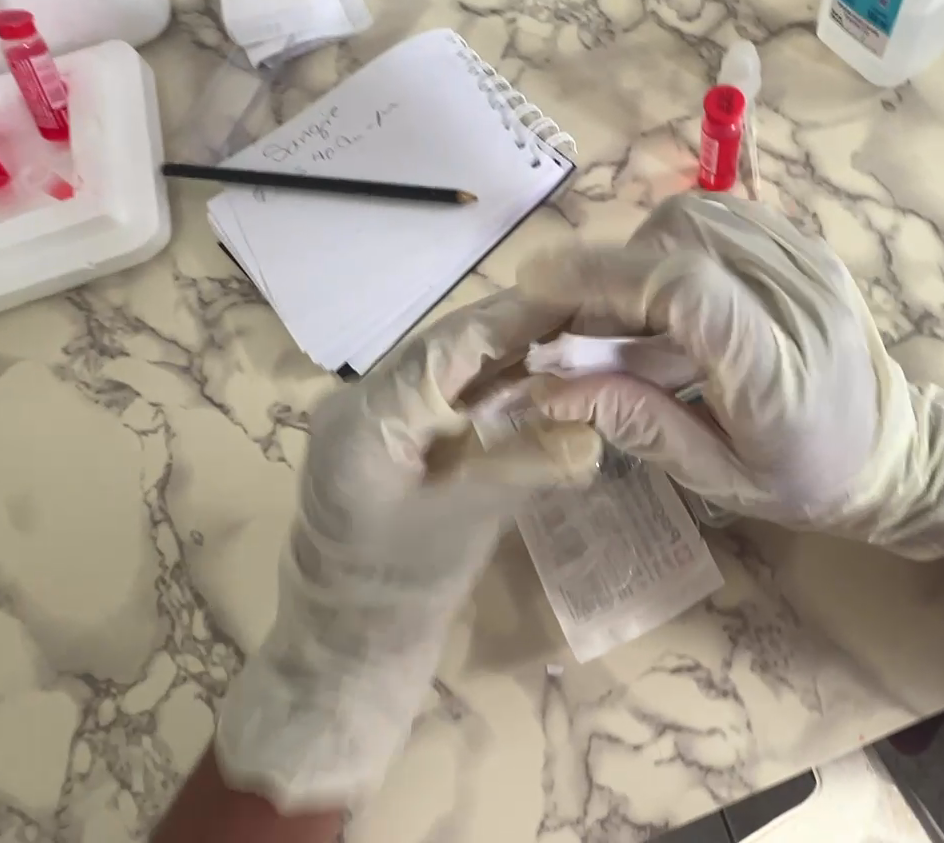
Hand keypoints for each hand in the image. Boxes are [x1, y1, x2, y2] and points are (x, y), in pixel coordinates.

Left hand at [214, 290, 600, 811]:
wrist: (348, 651)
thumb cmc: (397, 593)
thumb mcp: (466, 522)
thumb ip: (527, 465)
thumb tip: (594, 428)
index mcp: (369, 413)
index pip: (453, 342)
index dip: (519, 314)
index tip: (582, 293)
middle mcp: (369, 401)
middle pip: (454, 345)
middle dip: (523, 326)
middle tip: (594, 310)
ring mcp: (383, 420)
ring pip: (457, 368)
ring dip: (516, 353)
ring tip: (581, 335)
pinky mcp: (402, 441)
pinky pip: (456, 397)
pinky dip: (502, 386)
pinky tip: (546, 380)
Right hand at [518, 193, 943, 557]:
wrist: (893, 450)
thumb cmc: (804, 479)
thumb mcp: (717, 475)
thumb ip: (636, 422)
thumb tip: (548, 386)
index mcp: (775, 369)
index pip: (684, 290)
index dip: (604, 278)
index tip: (539, 283)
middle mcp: (796, 298)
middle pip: (682, 235)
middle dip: (619, 271)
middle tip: (601, 329)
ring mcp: (808, 262)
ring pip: (697, 213)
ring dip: (647, 254)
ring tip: (646, 316)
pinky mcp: (809, 246)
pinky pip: (723, 216)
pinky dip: (681, 243)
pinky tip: (683, 294)